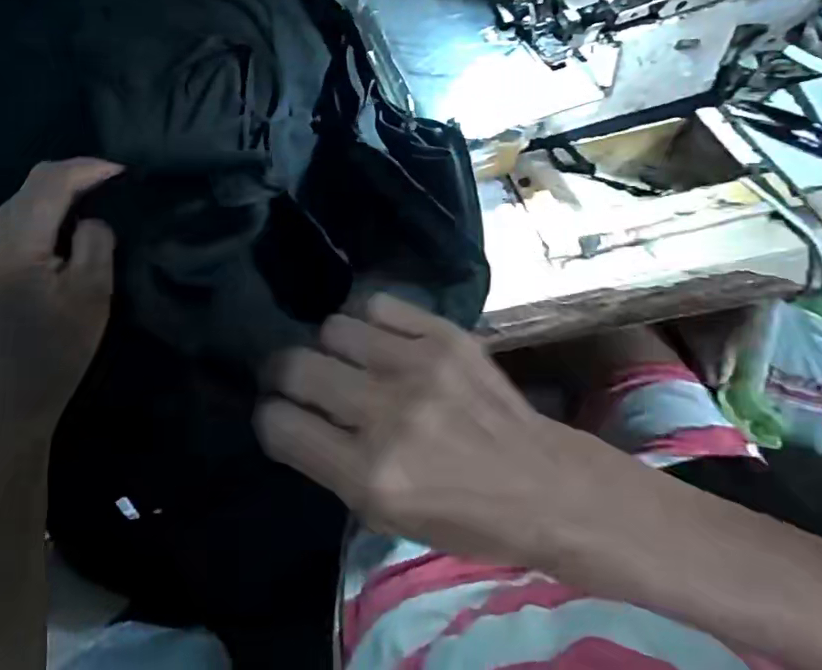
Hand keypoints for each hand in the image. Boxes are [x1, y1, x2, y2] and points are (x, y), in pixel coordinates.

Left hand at [0, 159, 123, 434]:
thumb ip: (95, 238)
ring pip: (23, 196)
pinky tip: (63, 225)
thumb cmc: (59, 350)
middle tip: (114, 186)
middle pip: (33, 185)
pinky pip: (12, 213)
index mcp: (9, 246)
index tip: (123, 171)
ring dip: (58, 196)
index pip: (49, 183)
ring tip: (94, 204)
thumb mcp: (93, 293)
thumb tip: (89, 212)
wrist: (14, 393)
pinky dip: (41, 211)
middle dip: (75, 180)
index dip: (87, 169)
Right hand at [256, 293, 607, 562]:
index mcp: (371, 475)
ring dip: (330, 348)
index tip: (280, 415)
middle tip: (295, 379)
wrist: (551, 488)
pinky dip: (369, 322)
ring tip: (351, 362)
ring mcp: (419, 369)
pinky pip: (376, 305)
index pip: (278, 424)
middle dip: (282, 374)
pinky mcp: (446, 337)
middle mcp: (389, 416)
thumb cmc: (465, 517)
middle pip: (294, 366)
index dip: (270, 417)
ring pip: (330, 328)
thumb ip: (328, 462)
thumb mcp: (384, 516)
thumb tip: (286, 412)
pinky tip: (382, 342)